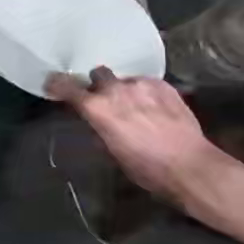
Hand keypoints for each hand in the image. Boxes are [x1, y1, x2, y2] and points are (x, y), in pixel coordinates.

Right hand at [46, 66, 229, 201]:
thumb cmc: (147, 168)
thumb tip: (97, 119)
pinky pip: (146, 83)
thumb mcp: (113, 151)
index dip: (58, 84)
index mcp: (98, 108)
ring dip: (124, 90)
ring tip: (136, 108)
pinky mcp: (164, 84)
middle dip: (99, 85)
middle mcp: (117, 89)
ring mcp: (142, 84)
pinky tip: (155, 110)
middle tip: (105, 101)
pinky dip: (145, 93)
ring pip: (124, 79)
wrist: (190, 165)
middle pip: (98, 74)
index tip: (53, 85)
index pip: (67, 86)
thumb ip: (101, 127)